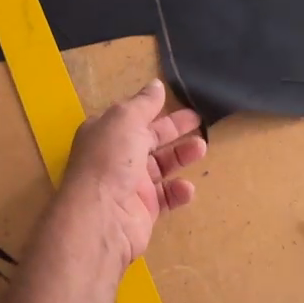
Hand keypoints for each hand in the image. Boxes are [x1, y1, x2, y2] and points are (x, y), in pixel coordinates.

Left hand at [48, 80, 207, 275]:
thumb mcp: (125, 119)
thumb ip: (143, 103)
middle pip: (149, 138)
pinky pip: (165, 197)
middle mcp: (115, 156)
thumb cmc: (110, 159)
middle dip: (174, 129)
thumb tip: (156, 85)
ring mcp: (129, 184)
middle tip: (199, 121)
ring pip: (160, 166)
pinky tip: (187, 188)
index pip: (132, 116)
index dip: (153, 108)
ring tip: (201, 148)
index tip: (176, 100)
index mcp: (106, 132)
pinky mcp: (142, 210)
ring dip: (180, 156)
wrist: (102, 217)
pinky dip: (177, 192)